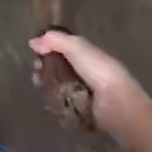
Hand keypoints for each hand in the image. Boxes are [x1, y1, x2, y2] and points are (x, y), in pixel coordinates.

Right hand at [29, 30, 151, 147]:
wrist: (118, 105)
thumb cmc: (99, 70)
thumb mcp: (76, 45)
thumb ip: (53, 40)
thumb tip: (33, 43)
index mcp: (88, 56)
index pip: (63, 49)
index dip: (48, 48)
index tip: (36, 51)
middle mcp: (86, 73)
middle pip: (57, 68)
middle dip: (43, 67)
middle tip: (35, 69)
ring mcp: (84, 93)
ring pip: (57, 86)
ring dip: (44, 84)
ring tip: (38, 84)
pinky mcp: (81, 112)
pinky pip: (61, 104)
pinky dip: (52, 101)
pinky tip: (46, 99)